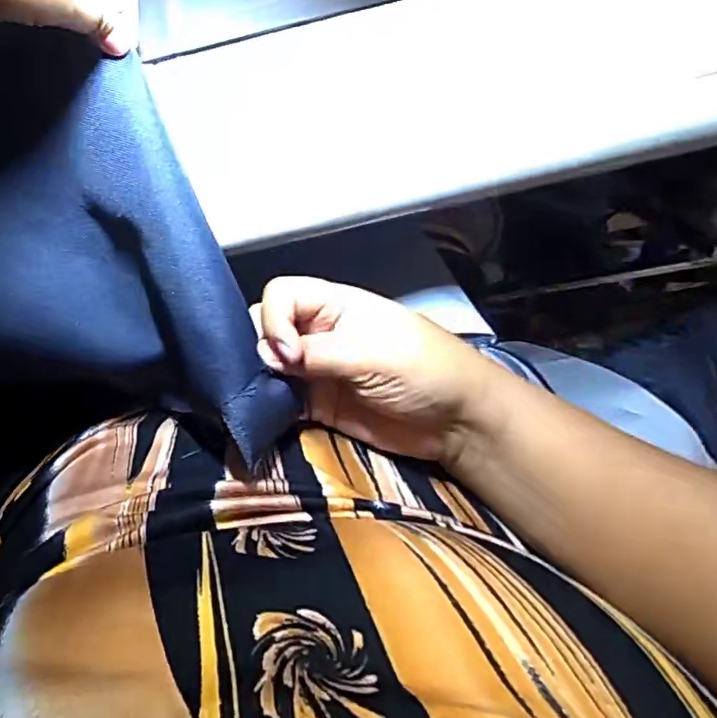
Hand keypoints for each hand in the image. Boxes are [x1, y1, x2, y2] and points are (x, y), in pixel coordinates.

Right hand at [251, 277, 513, 467]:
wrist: (458, 422)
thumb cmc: (424, 369)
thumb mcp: (370, 353)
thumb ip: (316, 353)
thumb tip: (267, 357)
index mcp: (333, 305)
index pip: (282, 295)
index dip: (274, 319)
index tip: (288, 353)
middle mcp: (318, 332)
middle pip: (267, 327)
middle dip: (258, 346)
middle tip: (269, 374)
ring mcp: (316, 369)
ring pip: (268, 365)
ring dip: (260, 378)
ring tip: (261, 397)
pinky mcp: (318, 404)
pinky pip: (281, 400)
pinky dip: (269, 407)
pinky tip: (268, 415)